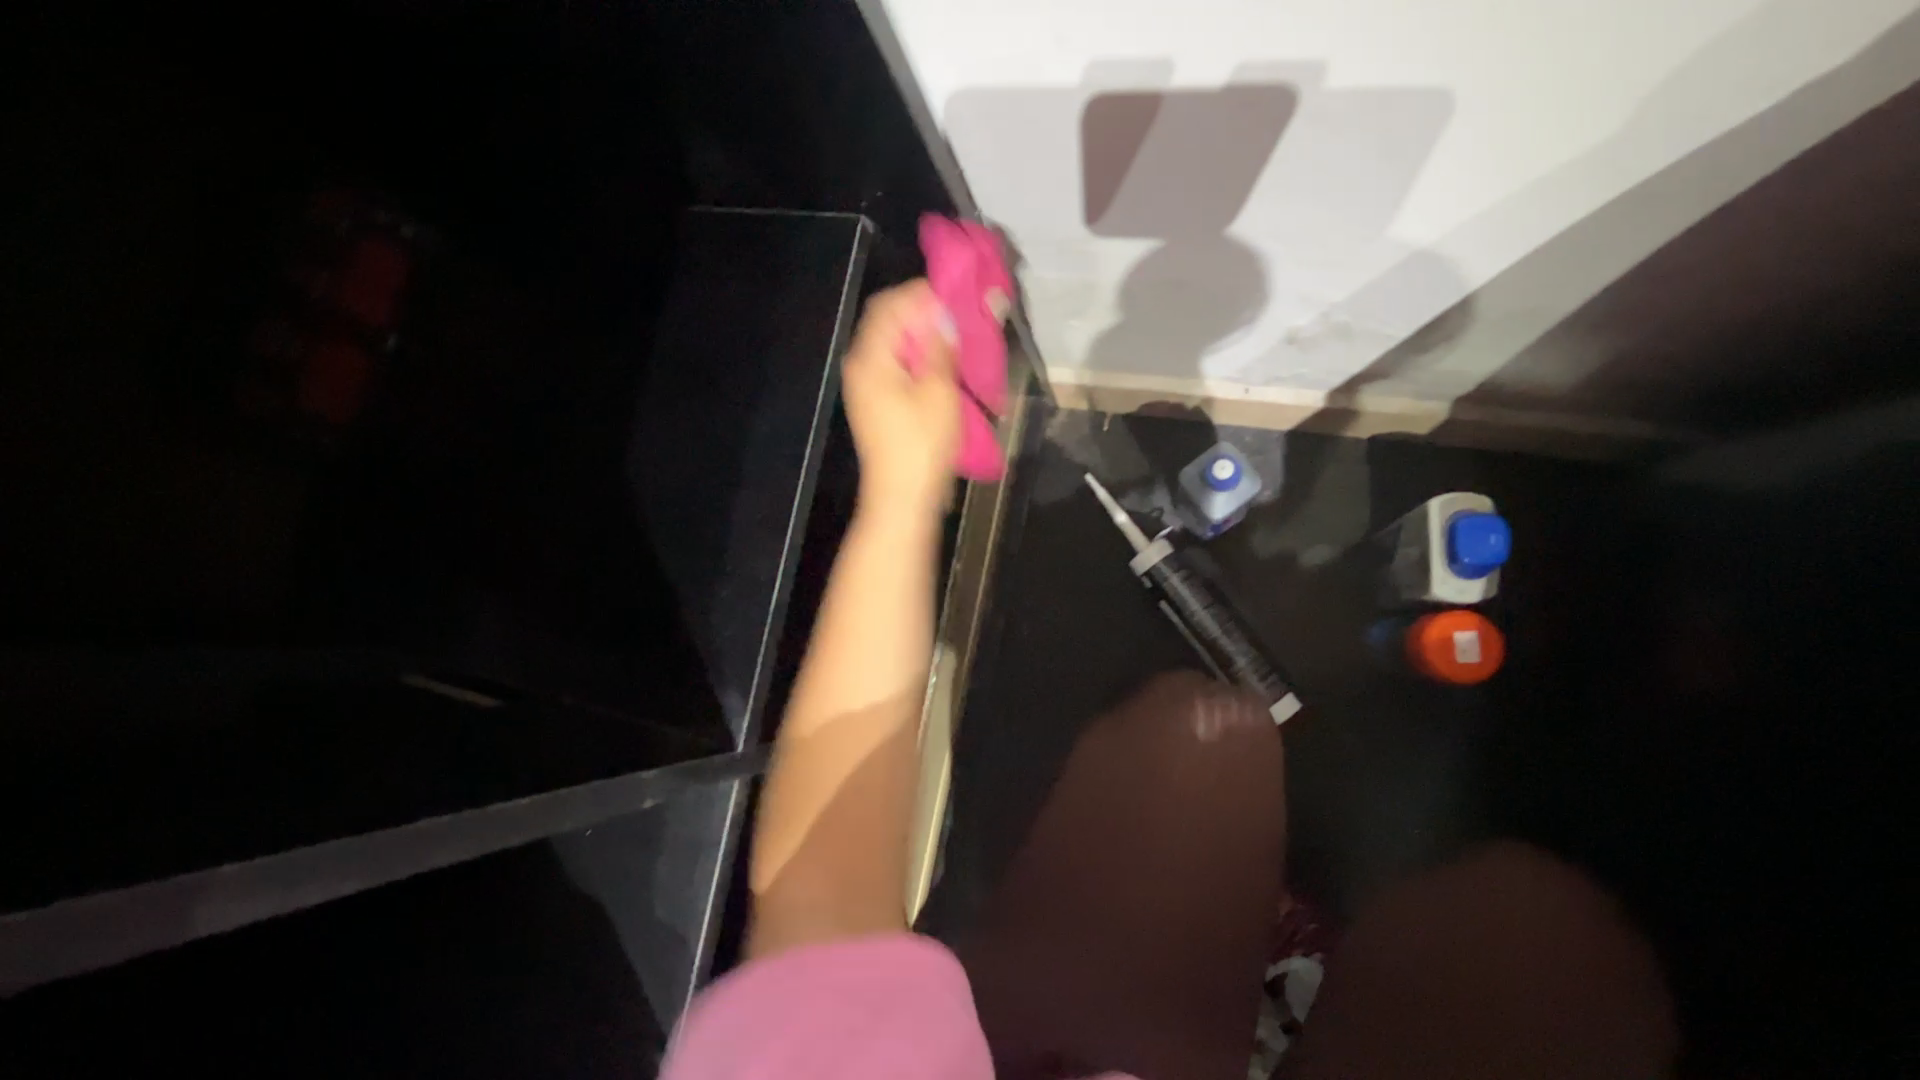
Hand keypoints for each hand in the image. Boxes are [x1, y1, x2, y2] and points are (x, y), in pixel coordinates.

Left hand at [841, 281, 960, 517]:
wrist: (901, 497)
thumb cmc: (921, 445)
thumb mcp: (938, 391)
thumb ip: (939, 347)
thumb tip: (941, 316)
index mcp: (870, 358)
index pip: (889, 305)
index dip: (920, 295)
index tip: (954, 297)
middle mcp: (861, 366)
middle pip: (888, 324)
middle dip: (922, 316)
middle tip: (957, 319)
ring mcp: (865, 387)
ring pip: (893, 346)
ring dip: (921, 339)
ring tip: (954, 343)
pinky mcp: (875, 404)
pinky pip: (894, 367)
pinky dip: (916, 360)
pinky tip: (941, 370)